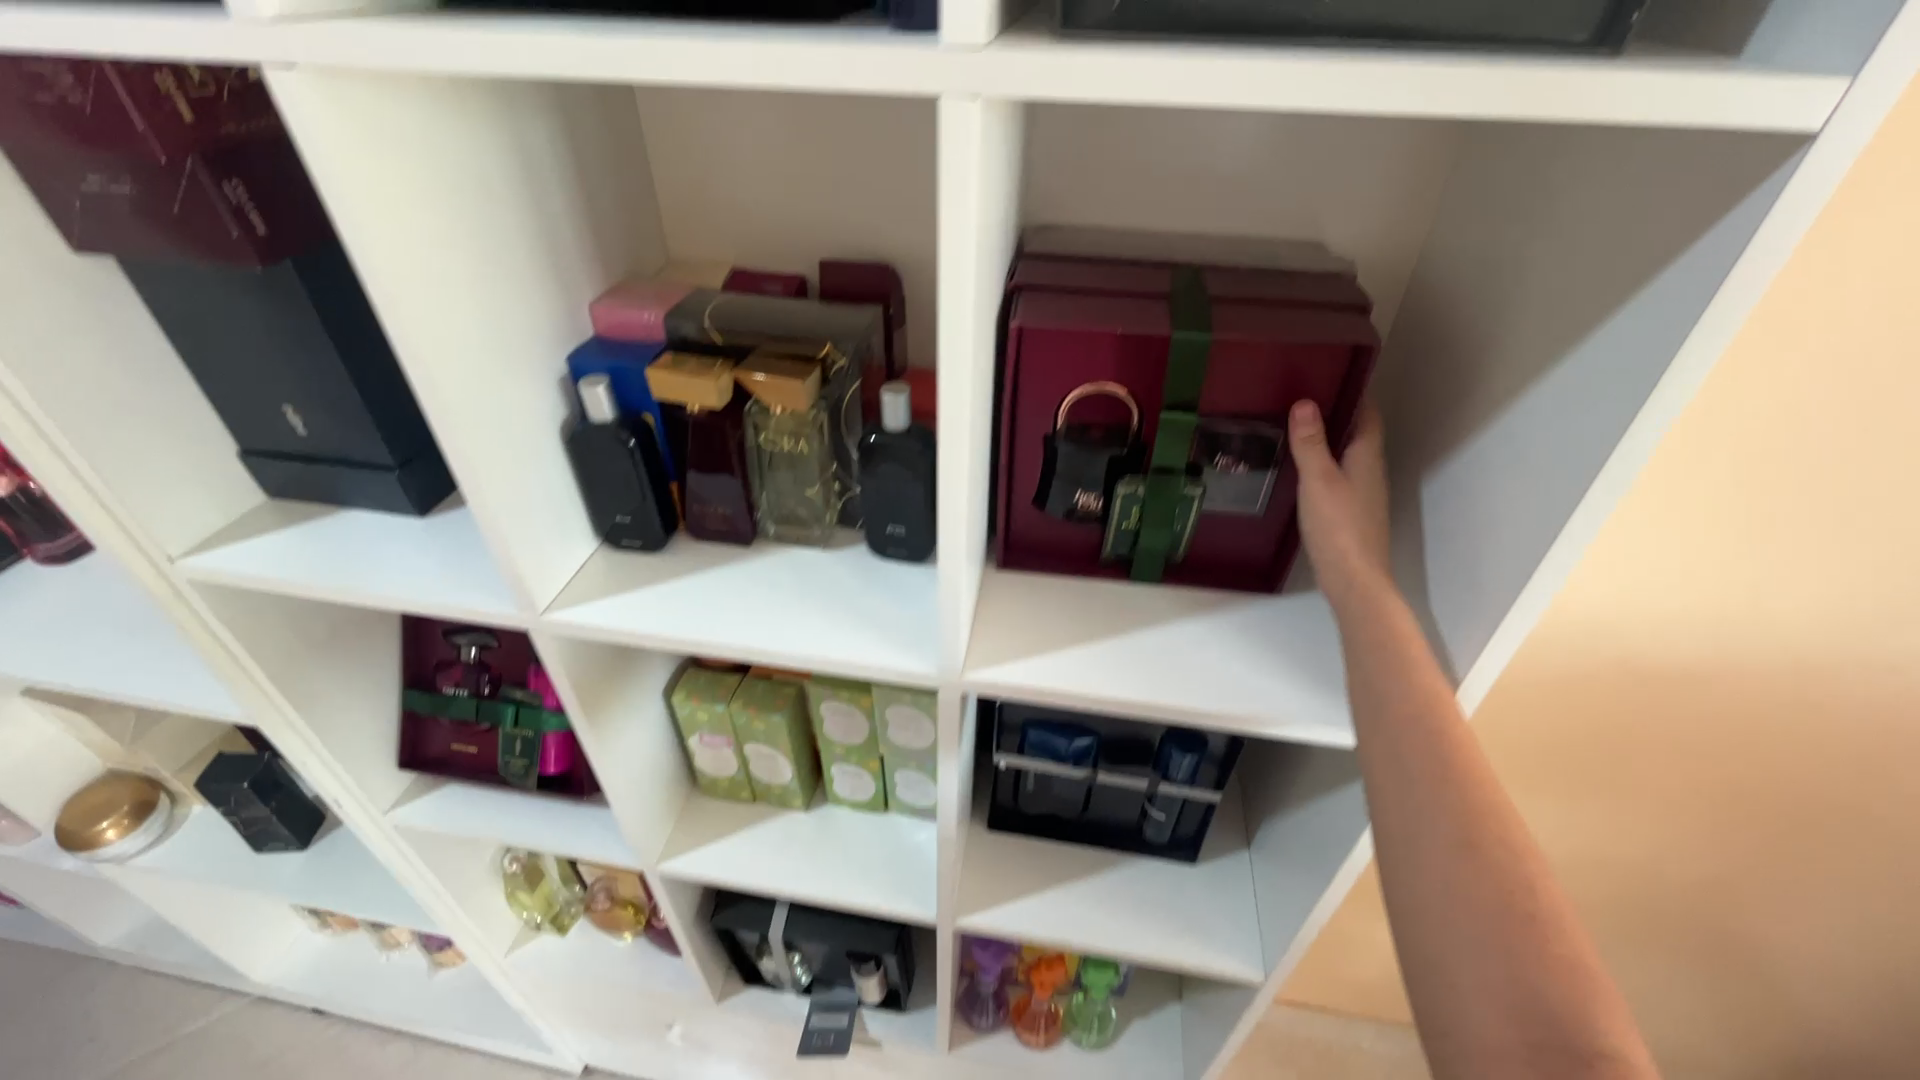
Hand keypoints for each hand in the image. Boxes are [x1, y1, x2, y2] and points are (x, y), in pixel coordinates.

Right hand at [1289, 399, 1391, 610]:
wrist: (1353, 579)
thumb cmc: (1338, 526)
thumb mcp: (1318, 480)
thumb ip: (1311, 442)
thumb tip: (1305, 402)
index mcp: (1367, 456)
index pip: (1366, 413)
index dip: (1352, 393)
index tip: (1327, 375)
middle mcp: (1371, 470)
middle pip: (1358, 433)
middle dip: (1336, 414)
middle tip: (1302, 397)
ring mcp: (1364, 493)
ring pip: (1348, 455)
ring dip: (1328, 440)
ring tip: (1296, 428)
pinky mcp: (1352, 512)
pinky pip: (1339, 475)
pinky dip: (1324, 463)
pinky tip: (1302, 470)